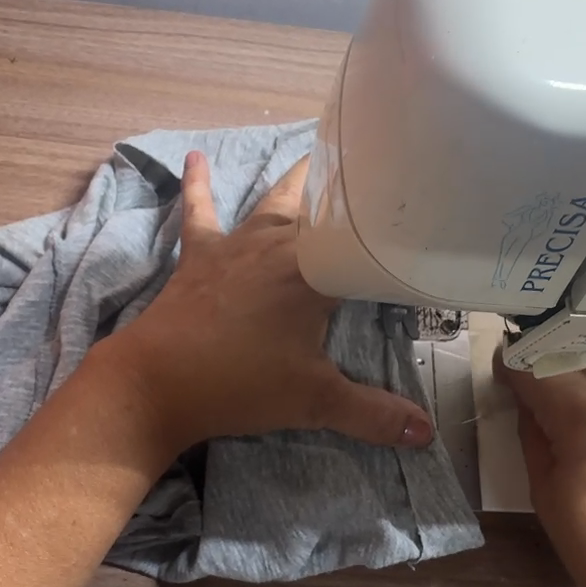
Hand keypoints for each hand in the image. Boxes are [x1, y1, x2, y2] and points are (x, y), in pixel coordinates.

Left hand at [90, 152, 434, 455]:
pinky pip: (200, 210)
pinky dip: (198, 184)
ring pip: (273, 201)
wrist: (158, 382)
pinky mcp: (200, 253)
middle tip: (378, 174)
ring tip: (318, 152)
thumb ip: (374, 414)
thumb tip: (427, 434)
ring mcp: (236, 244)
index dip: (390, 236)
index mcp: (315, 273)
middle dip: (351, 195)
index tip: (417, 224)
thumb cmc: (240, 385)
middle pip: (323, 211)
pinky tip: (194, 156)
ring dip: (296, 180)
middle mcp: (278, 246)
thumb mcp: (315, 402)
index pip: (363, 245)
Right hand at [494, 346, 585, 586]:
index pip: (531, 359)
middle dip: (545, 345)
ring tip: (568, 381)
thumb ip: (535, 438)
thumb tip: (530, 406)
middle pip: (575, 334)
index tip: (502, 378)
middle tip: (530, 376)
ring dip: (584, 348)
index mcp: (583, 411)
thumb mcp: (549, 499)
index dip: (509, 364)